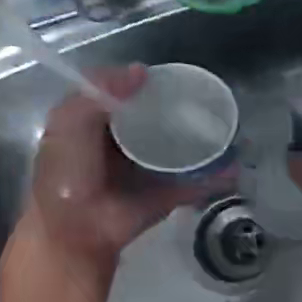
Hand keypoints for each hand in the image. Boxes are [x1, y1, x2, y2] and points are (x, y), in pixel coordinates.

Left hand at [24, 65, 216, 265]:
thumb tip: (141, 71)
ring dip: (206, 141)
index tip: (171, 78)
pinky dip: (216, 175)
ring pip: (183, 148)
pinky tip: (234, 165)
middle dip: (183, 111)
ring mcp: (152, 170)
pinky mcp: (169, 193)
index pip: (127, 97)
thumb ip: (96, 93)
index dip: (146, 85)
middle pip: (160, 121)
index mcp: (99, 126)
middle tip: (209, 101)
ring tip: (231, 128)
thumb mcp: (68, 125)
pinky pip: (196, 180)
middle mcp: (127, 145)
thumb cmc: (68, 175)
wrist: (79, 230)